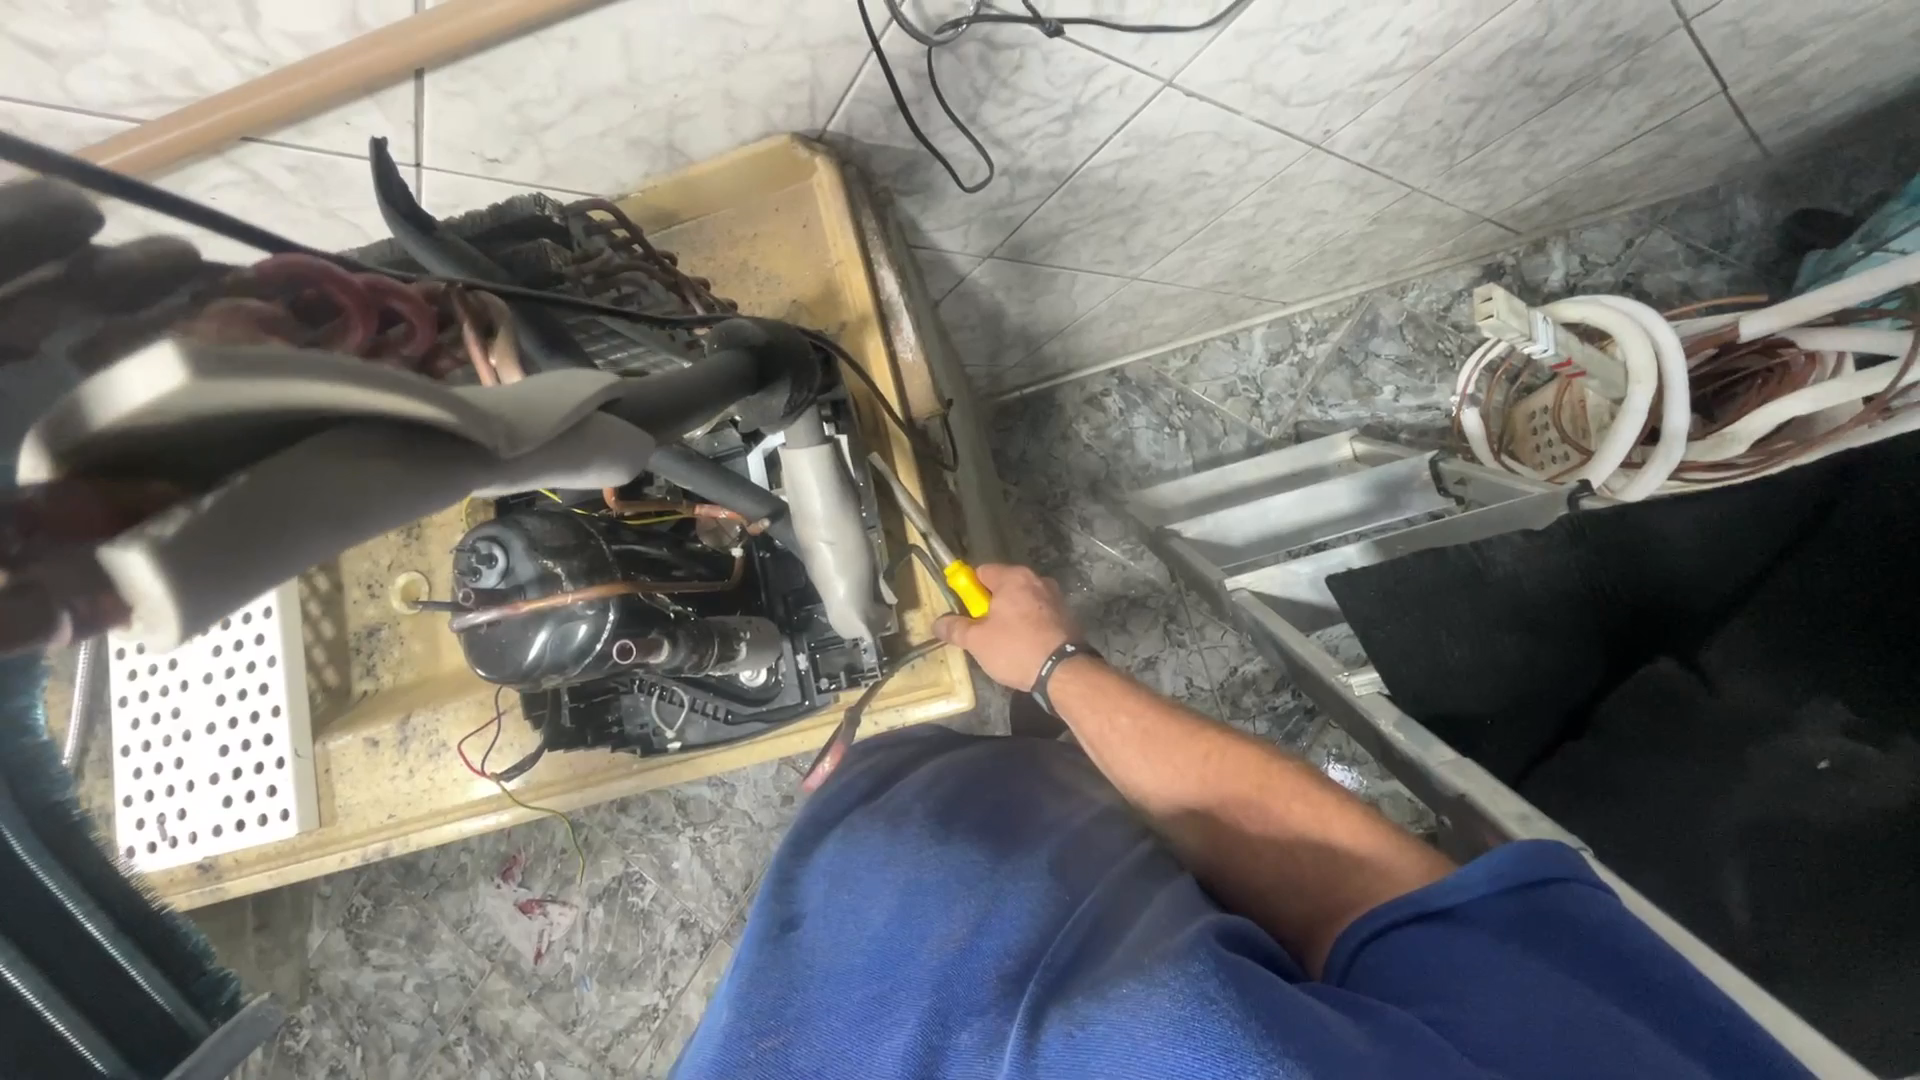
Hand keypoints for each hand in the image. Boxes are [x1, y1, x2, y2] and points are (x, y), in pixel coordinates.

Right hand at [934, 564, 1083, 690]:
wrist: (1063, 671)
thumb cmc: (1015, 648)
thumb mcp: (976, 641)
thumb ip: (955, 628)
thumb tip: (938, 623)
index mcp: (1014, 577)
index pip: (981, 572)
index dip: (968, 590)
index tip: (964, 611)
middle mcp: (1037, 580)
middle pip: (1003, 586)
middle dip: (990, 605)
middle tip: (981, 630)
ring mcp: (1055, 597)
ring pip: (1022, 601)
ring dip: (1010, 616)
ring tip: (1003, 642)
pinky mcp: (1067, 616)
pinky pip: (1039, 614)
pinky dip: (1029, 625)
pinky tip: (1025, 646)